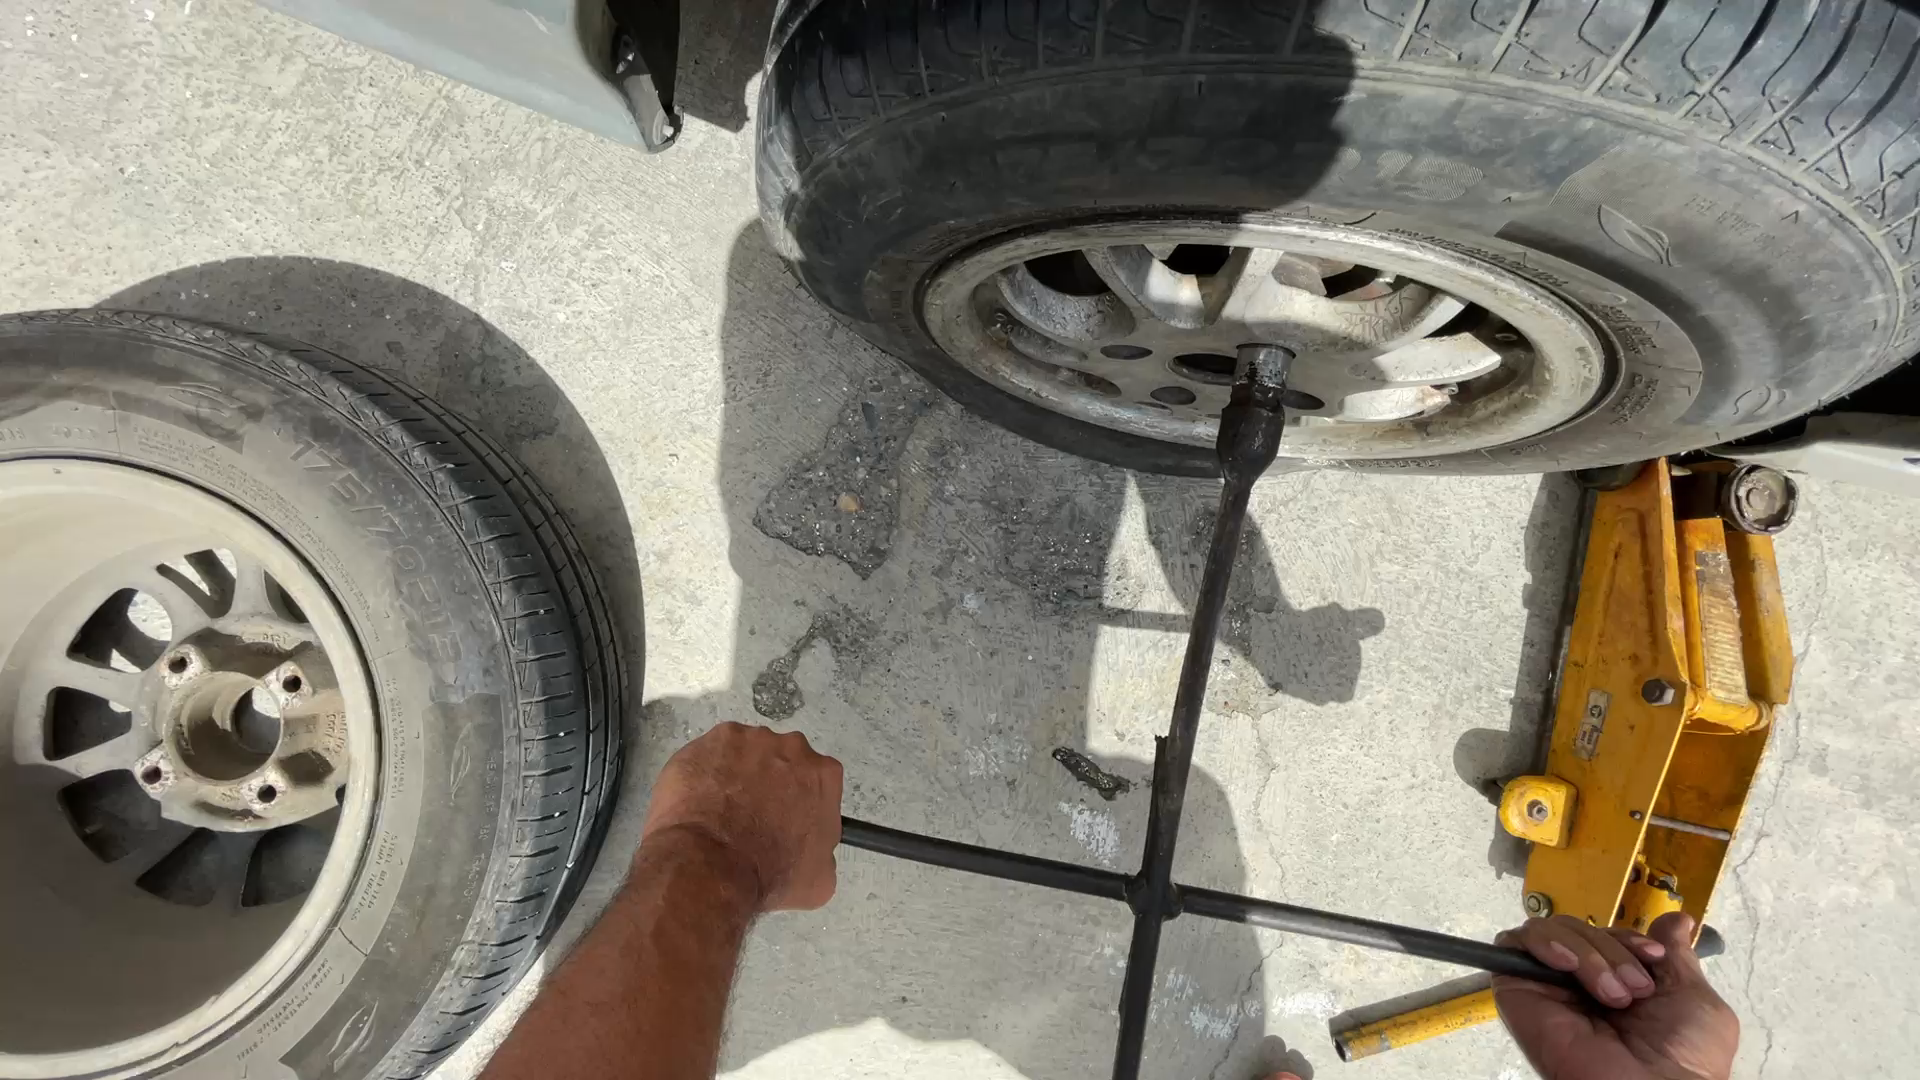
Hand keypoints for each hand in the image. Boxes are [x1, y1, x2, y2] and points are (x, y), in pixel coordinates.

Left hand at [640, 722, 843, 911]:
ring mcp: (752, 739)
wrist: (713, 867)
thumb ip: (824, 850)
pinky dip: (705, 771)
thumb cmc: (769, 873)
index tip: (783, 818)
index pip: (816, 781)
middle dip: (768, 782)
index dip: (797, 800)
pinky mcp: (714, 740)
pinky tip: (698, 801)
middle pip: (782, 760)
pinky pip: (711, 753)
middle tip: (749, 816)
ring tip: (718, 811)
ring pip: (745, 754)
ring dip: (736, 775)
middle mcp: (793, 747)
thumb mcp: (819, 879)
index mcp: (824, 775)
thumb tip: (812, 848)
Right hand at [1493, 912, 1737, 1079]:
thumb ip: (1677, 958)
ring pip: (1548, 929)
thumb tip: (1680, 918)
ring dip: (1587, 953)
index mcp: (1613, 978)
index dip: (1627, 937)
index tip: (1651, 956)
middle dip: (1610, 949)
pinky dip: (1544, 943)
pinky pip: (1516, 941)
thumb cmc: (1683, 1055)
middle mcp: (1575, 976)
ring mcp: (1542, 979)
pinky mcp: (1512, 982)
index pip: (1605, 933)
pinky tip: (1567, 965)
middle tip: (1635, 990)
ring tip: (1611, 993)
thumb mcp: (1695, 1002)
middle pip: (1576, 927)